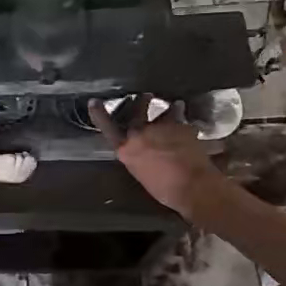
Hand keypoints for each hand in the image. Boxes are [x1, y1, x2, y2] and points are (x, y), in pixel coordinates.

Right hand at [89, 94, 227, 216]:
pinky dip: (185, 120)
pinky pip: (182, 119)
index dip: (100, 114)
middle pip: (136, 111)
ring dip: (169, 108)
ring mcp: (161, 127)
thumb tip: (143, 152)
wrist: (191, 186)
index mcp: (125, 149)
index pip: (107, 127)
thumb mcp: (142, 174)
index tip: (94, 102)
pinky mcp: (181, 125)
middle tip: (145, 95)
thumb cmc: (164, 190)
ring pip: (163, 111)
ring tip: (175, 105)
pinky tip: (190, 122)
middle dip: (141, 102)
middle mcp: (139, 134)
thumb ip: (138, 157)